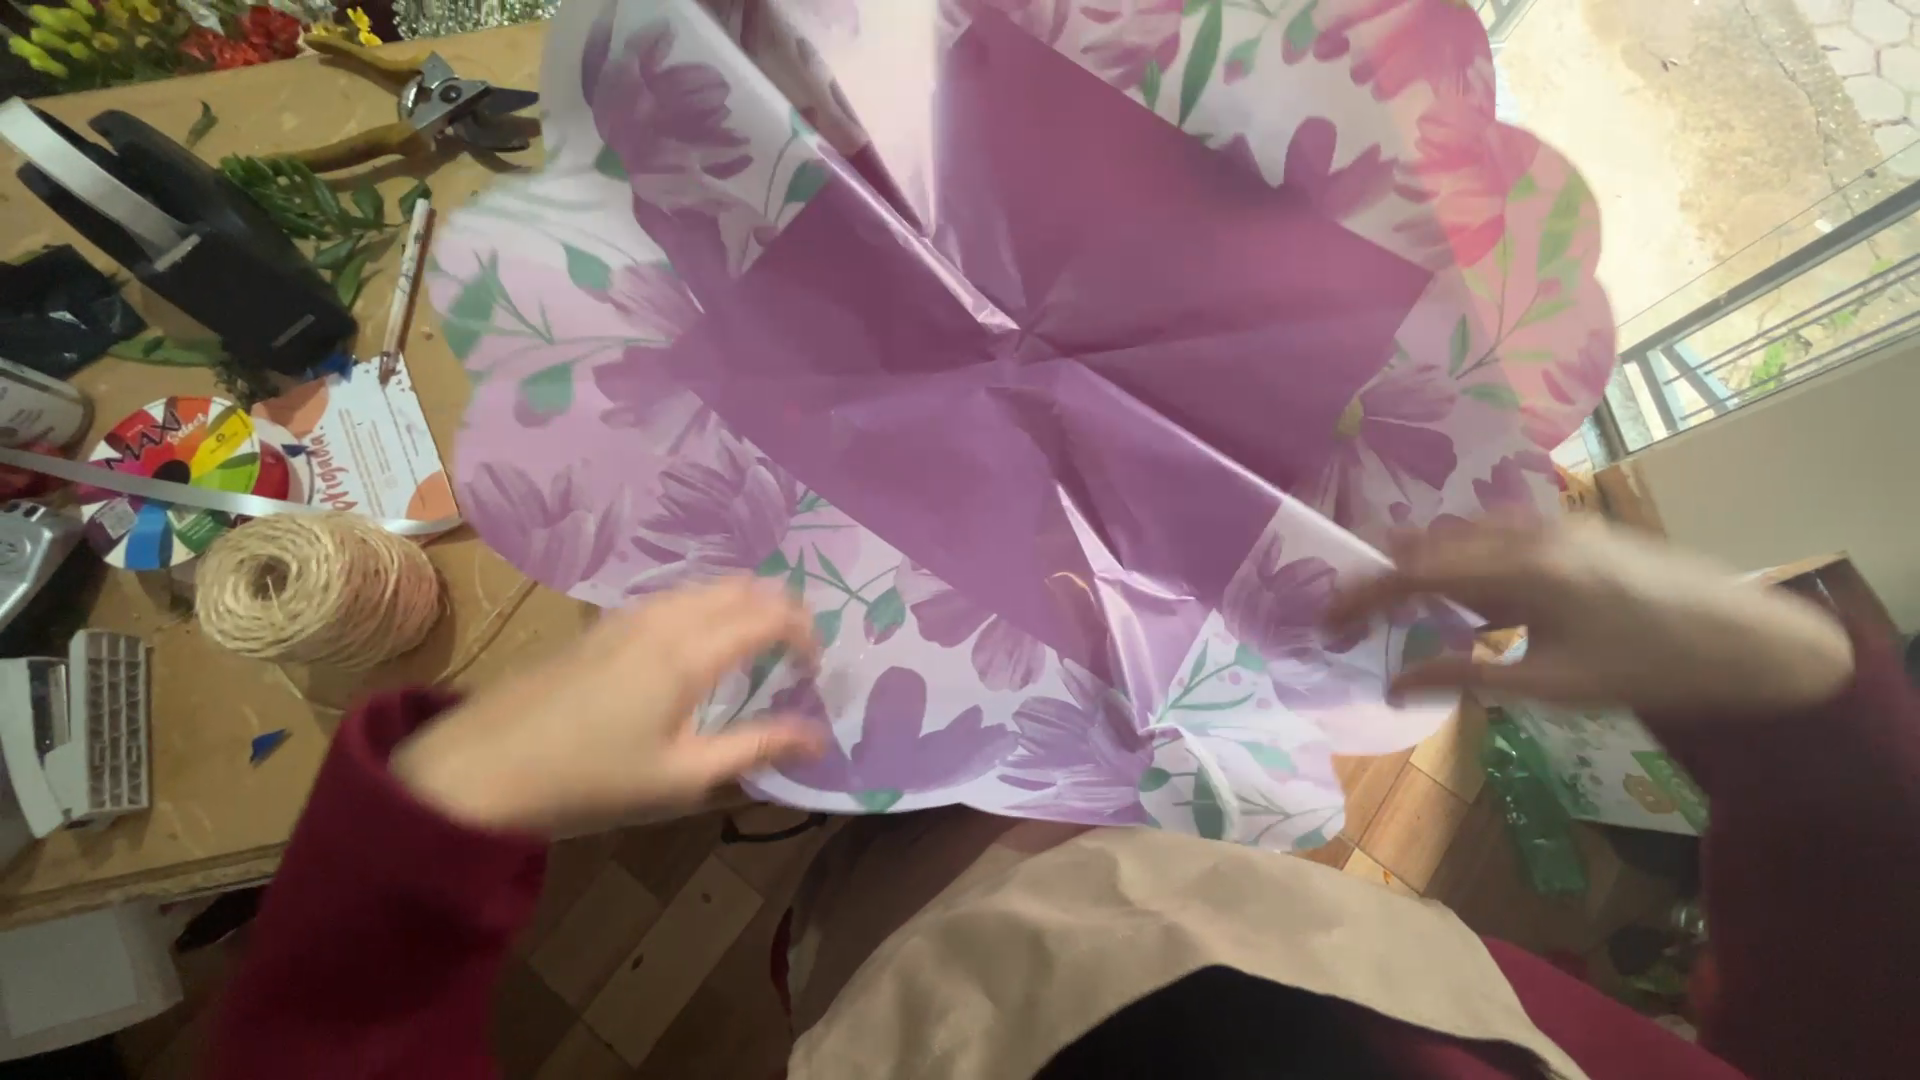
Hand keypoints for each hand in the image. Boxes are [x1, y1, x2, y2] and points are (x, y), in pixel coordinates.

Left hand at [392, 579, 825, 835]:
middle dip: (783, 611)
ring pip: (711, 585)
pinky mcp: (608, 622)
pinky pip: (680, 595)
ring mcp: (633, 613)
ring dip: (747, 605)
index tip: (813, 673)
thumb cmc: (592, 779)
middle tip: (794, 656)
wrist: (480, 768)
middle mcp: (668, 616)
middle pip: (746, 586)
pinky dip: (713, 607)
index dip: (806, 636)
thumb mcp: (684, 776)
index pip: (773, 616)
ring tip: (756, 650)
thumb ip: (758, 747)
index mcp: (692, 652)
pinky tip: (702, 647)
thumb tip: (820, 737)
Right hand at [1326, 516, 1854, 714]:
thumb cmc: (1651, 669)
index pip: (1411, 572)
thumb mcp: (1550, 684)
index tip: (1327, 622)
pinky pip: (1485, 537)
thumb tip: (1390, 686)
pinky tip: (1457, 595)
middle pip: (1423, 543)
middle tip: (1351, 617)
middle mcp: (1524, 533)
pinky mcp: (1563, 530)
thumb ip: (1461, 675)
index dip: (1359, 595)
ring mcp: (1546, 525)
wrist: (1758, 642)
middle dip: (1377, 576)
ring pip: (1453, 536)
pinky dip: (1454, 562)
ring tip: (1394, 609)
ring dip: (1415, 567)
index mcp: (1519, 570)